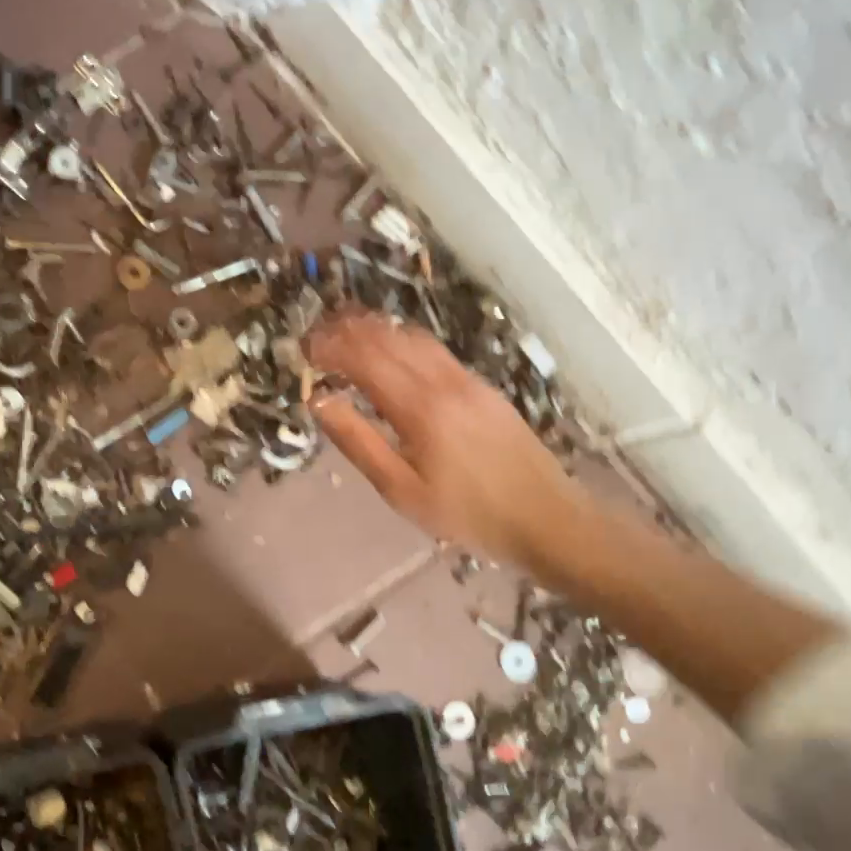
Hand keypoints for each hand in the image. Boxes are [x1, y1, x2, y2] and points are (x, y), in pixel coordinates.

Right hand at [307, 313, 586, 567]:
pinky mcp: (483, 388)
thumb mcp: (399, 489)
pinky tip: (390, 353)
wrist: (546, 518)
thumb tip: (318, 402)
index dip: (331, 348)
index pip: (366, 360)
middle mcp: (446, 383)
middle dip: (348, 332)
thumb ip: (357, 441)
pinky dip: (402, 342)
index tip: (303, 350)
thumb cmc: (465, 513)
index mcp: (421, 408)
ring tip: (344, 334)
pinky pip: (435, 352)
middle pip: (391, 340)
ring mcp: (469, 381)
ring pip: (416, 340)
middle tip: (316, 336)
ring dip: (376, 331)